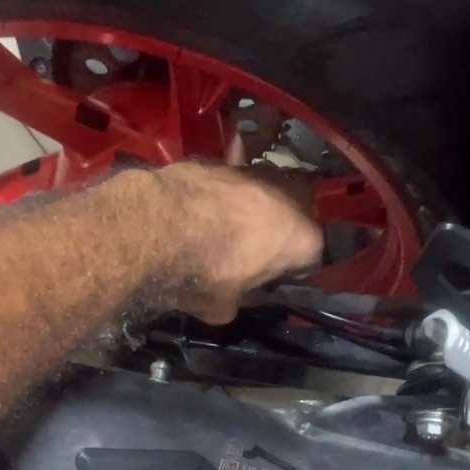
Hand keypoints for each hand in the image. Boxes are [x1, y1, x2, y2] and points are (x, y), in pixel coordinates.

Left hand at [153, 161, 323, 322]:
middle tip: (255, 252)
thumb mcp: (224, 308)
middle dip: (280, 231)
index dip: (291, 271)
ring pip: (266, 192)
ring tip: (226, 229)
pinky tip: (201, 211)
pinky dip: (224, 196)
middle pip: (296, 215)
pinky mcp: (223, 161)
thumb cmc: (202, 274)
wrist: (157, 227)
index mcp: (301, 240)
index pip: (312, 258)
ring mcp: (257, 172)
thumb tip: (234, 297)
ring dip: (253, 209)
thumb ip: (240, 299)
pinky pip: (233, 183)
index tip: (272, 280)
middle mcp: (289, 198)